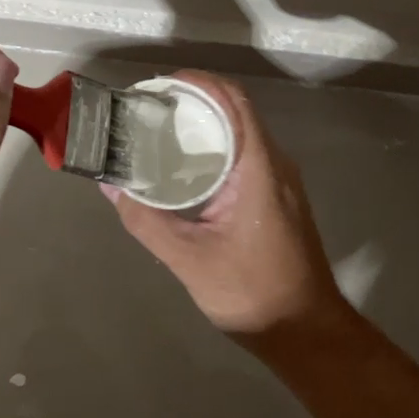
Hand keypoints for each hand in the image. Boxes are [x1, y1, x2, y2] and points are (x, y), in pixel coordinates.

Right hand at [104, 70, 347, 335]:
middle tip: (148, 110)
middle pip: (236, 110)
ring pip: (241, 132)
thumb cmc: (253, 292)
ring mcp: (280, 181)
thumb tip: (110, 186)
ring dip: (204, 123)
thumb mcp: (189, 259)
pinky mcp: (276, 198)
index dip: (199, 82)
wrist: (308, 334)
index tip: (160, 86)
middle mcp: (275, 164)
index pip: (234, 101)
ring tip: (158, 131)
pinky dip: (213, 146)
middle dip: (193, 100)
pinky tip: (183, 167)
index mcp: (260, 167)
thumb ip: (146, 220)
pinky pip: (243, 153)